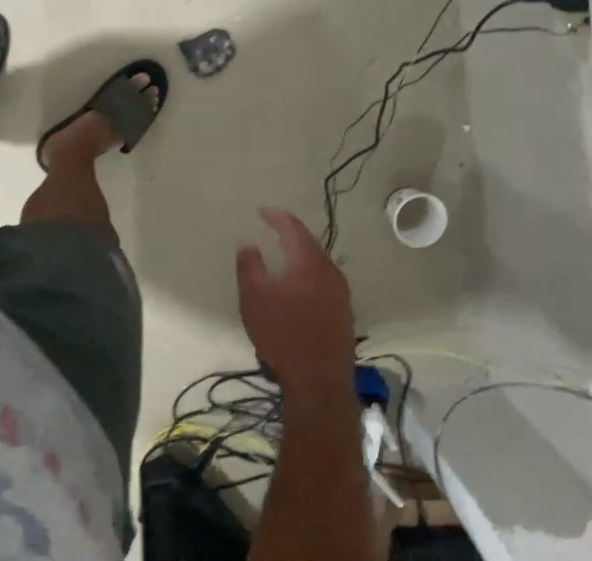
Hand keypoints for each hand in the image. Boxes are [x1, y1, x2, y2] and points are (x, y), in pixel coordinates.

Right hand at [236, 208, 355, 394]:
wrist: (319, 382)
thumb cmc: (283, 334)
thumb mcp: (254, 298)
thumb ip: (249, 266)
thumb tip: (248, 243)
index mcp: (310, 262)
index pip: (293, 228)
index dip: (277, 217)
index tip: (262, 211)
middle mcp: (331, 272)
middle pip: (310, 245)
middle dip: (290, 235)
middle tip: (273, 228)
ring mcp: (341, 294)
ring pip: (318, 265)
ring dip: (300, 257)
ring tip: (283, 256)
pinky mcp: (343, 314)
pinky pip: (323, 283)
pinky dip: (308, 276)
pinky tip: (298, 287)